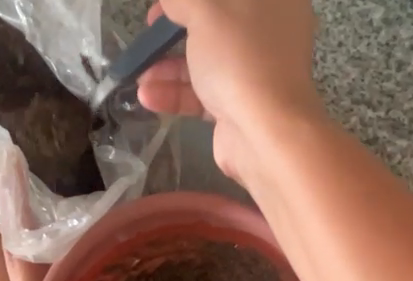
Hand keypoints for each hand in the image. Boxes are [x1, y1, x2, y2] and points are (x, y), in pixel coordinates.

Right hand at [134, 0, 322, 183]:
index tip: (168, 2)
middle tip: (151, 29)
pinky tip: (148, 96)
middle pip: (216, 24)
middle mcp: (268, 34)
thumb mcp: (205, 9)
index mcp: (272, 1)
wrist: (266, 135)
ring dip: (168, 66)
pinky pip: (204, 95)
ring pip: (206, 62)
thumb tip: (172, 2)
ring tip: (140, 73)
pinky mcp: (241, 108)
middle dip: (176, 29)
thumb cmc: (239, 58)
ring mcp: (255, 74)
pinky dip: (176, 94)